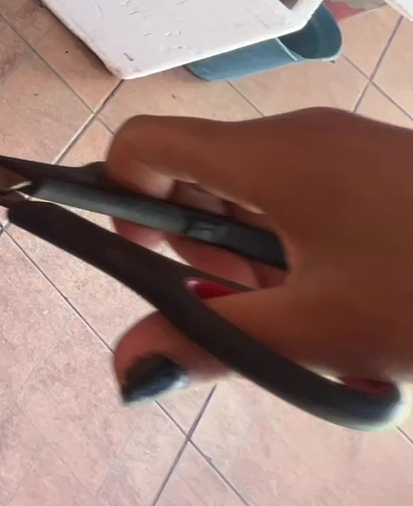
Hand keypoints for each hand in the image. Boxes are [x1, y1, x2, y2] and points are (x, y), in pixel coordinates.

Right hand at [102, 108, 412, 401]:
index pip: (141, 143)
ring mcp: (356, 142)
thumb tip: (123, 373)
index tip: (154, 253)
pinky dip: (301, 230)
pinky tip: (358, 287)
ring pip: (254, 178)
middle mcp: (299, 132)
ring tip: (308, 302)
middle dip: (195, 232)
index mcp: (266, 154)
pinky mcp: (398, 161)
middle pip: (196, 164)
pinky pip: (310, 182)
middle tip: (243, 296)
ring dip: (249, 237)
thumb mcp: (330, 331)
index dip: (121, 191)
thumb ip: (214, 341)